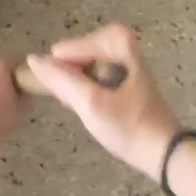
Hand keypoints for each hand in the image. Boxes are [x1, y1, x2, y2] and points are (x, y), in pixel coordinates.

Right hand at [25, 25, 181, 176]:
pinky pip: (99, 74)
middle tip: (58, 92)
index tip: (47, 84)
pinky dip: (87, 86)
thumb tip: (33, 60)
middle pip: (82, 50)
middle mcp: (126, 47)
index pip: (73, 45)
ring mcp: (128, 64)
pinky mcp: (129, 80)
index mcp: (120, 44)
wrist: (163, 150)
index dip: (58, 64)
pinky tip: (84, 104)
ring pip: (89, 63)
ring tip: (70, 101)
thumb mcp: (90, 103)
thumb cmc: (127, 125)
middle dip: (68, 70)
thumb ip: (62, 80)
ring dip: (77, 80)